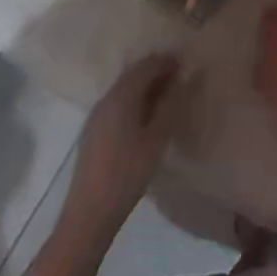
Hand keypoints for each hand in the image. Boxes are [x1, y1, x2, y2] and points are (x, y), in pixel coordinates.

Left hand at [62, 52, 187, 237]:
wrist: (89, 214)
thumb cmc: (127, 173)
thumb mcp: (157, 139)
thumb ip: (172, 104)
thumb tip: (187, 76)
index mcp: (121, 96)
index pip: (146, 66)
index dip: (167, 61)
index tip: (186, 63)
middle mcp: (106, 99)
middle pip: (133, 74)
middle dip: (156, 71)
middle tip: (180, 78)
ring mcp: (97, 115)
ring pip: (125, 89)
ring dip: (146, 86)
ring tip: (168, 97)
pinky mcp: (94, 131)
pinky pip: (118, 103)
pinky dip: (135, 100)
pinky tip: (147, 117)